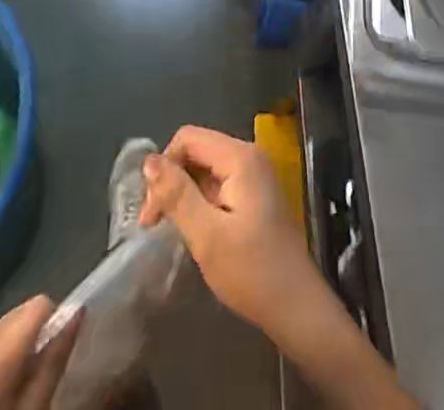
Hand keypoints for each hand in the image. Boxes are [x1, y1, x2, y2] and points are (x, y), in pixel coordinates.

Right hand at [142, 128, 420, 409]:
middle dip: (171, 180)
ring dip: (183, 193)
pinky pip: (217, 183)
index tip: (152, 211)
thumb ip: (177, 194)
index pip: (187, 138)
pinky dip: (199, 201)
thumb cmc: (252, 270)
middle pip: (196, 150)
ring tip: (173, 229)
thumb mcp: (207, 235)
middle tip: (155, 223)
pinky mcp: (254, 194)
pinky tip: (195, 229)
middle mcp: (249, 157)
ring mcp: (255, 175)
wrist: (295, 305)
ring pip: (204, 168)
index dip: (163, 168)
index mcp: (241, 157)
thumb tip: (148, 161)